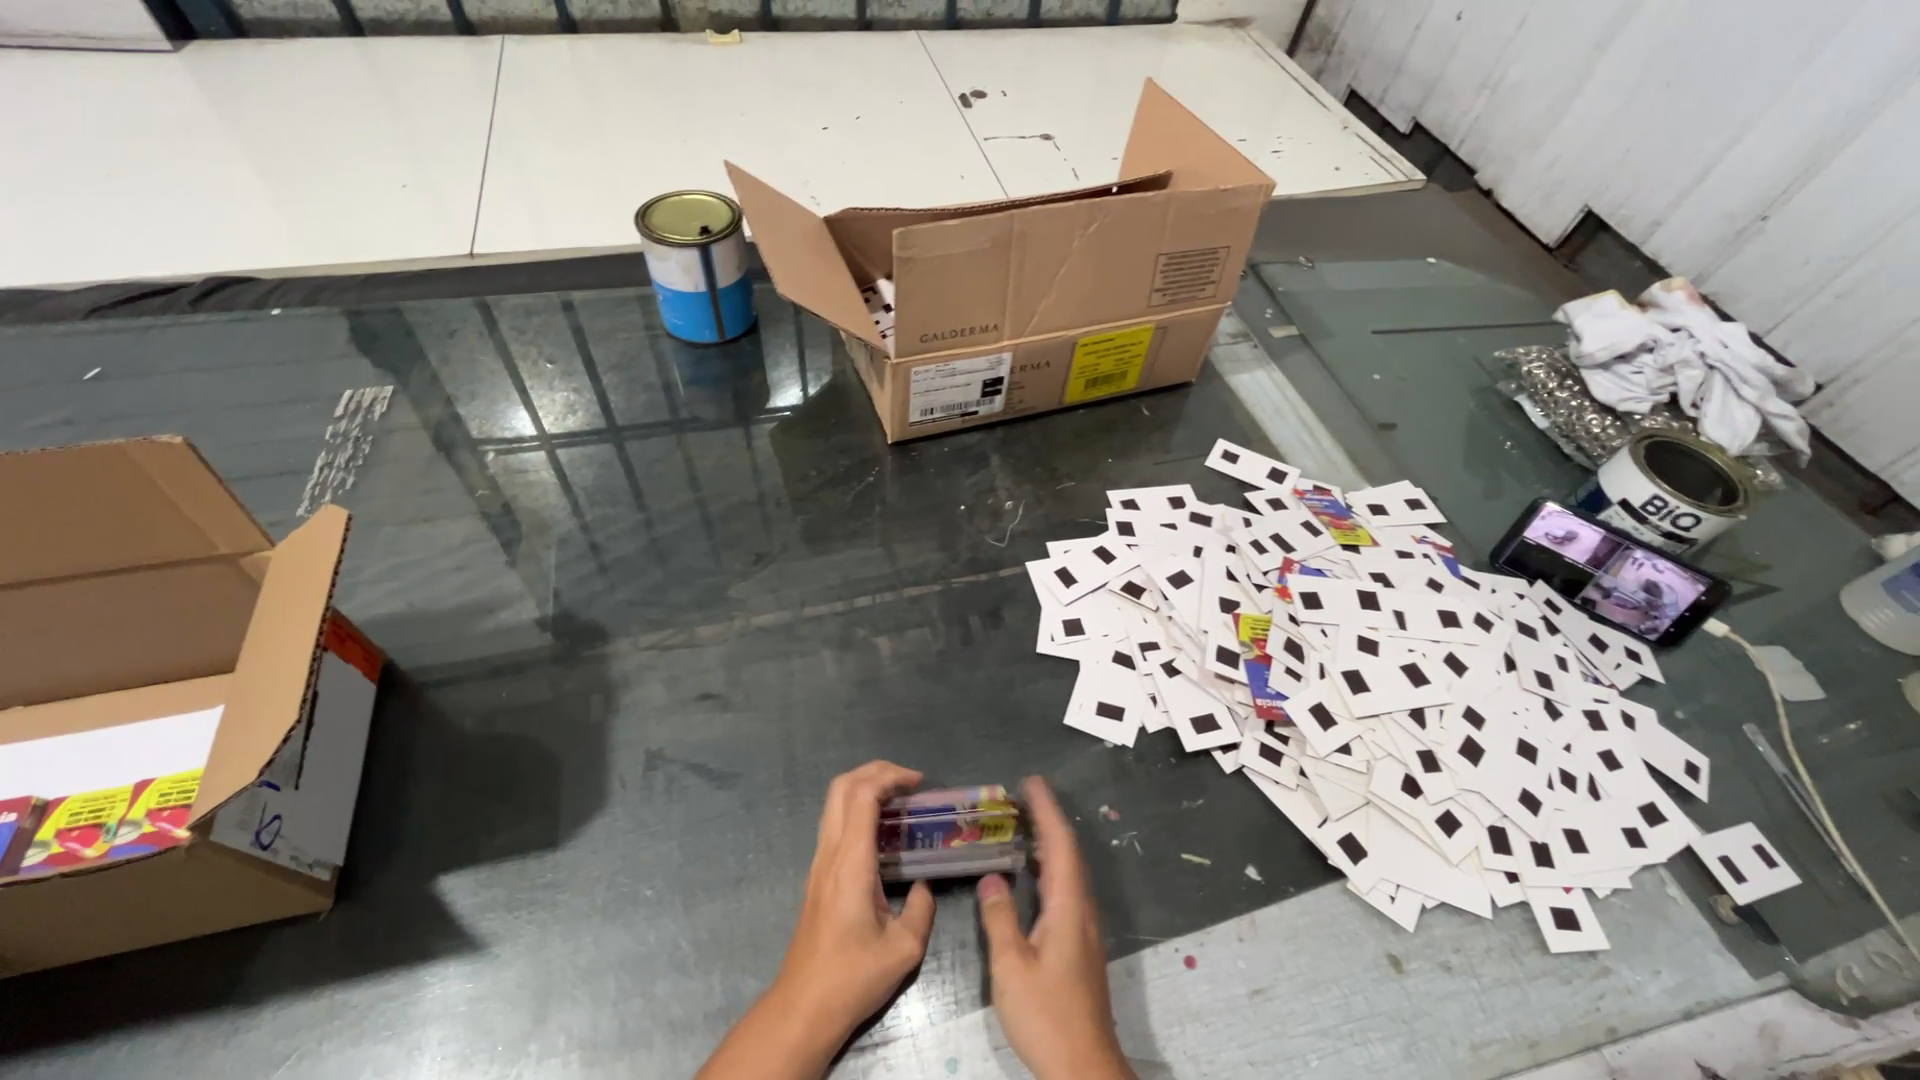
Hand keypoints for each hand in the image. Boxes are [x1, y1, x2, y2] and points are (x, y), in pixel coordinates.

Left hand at [697, 761, 934, 1079]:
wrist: (803, 1007)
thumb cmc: (852, 978)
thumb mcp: (904, 949)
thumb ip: (921, 910)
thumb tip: (924, 888)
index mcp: (850, 864)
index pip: (861, 796)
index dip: (890, 777)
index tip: (919, 783)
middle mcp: (829, 854)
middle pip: (841, 787)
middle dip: (875, 771)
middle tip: (909, 782)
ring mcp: (819, 864)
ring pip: (833, 803)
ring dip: (865, 788)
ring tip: (900, 800)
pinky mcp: (818, 876)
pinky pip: (835, 824)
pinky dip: (858, 810)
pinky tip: (884, 831)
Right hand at [978, 777, 1133, 1079]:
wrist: (1083, 1064)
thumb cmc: (1046, 1014)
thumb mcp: (1011, 967)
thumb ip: (1000, 918)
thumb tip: (992, 876)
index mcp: (1068, 907)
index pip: (1060, 845)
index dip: (1047, 811)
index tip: (1032, 782)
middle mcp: (1082, 911)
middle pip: (1069, 854)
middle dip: (1048, 821)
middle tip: (1021, 798)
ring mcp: (1085, 929)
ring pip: (1069, 873)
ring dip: (1049, 845)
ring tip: (1023, 826)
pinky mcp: (1080, 945)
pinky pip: (1066, 891)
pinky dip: (1049, 870)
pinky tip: (1030, 876)